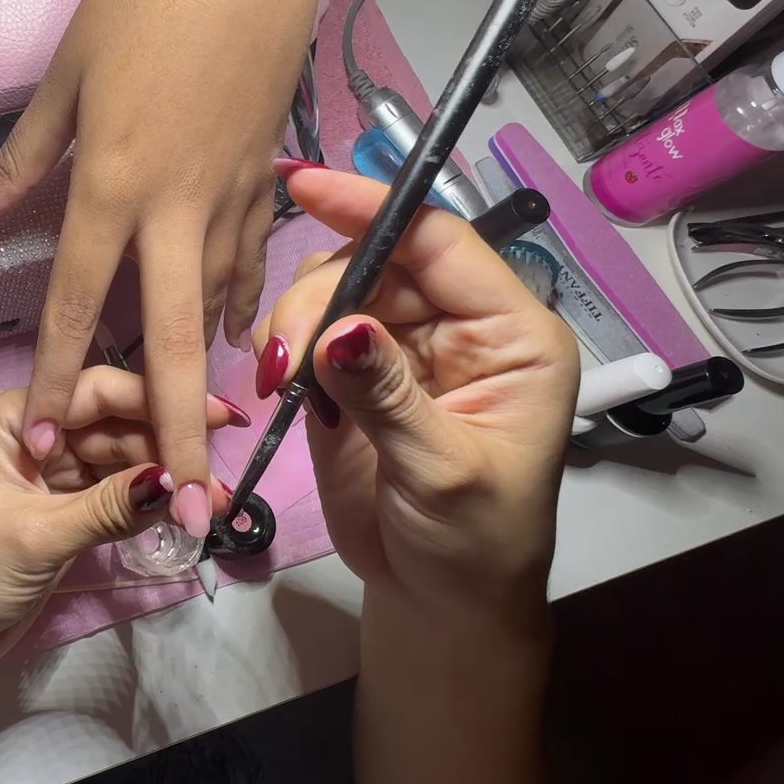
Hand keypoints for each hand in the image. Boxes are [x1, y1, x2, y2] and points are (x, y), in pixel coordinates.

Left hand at [0, 0, 341, 540]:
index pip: (72, 306)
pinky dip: (241, 303)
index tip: (39, 445)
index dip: (51, 381)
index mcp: (112, 188)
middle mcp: (175, 210)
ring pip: (220, 306)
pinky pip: (252, 259)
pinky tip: (239, 334)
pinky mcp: (270, 176)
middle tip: (184, 502)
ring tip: (206, 438)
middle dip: (175, 431)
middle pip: (172, 340)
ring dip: (213, 375)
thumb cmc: (141, 0)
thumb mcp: (65, 78)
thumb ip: (18, 165)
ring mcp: (233, 197)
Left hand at [0, 367, 234, 665]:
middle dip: (169, 453)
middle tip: (222, 485)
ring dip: (166, 482)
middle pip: (119, 427)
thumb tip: (181, 481)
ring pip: (124, 461)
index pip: (98, 394)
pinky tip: (186, 513)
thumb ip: (108, 506)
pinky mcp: (68, 507)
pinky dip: (147, 504)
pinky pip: (118, 494)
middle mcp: (41, 430)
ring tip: (216, 505)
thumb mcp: (39, 534)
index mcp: (20, 415)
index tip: (218, 418)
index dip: (158, 403)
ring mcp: (56, 471)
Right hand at [252, 166, 579, 613]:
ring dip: (293, 324)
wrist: (434, 597)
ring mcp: (395, 350)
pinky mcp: (349, 378)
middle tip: (282, 359)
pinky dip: (281, 349)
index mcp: (506, 332)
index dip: (374, 209)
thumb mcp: (443, 470)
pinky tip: (276, 383)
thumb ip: (390, 396)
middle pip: (371, 263)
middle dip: (316, 296)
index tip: (304, 186)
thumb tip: (338, 330)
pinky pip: (306, 335)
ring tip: (281, 382)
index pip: (439, 242)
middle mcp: (452, 326)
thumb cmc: (472, 541)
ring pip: (331, 293)